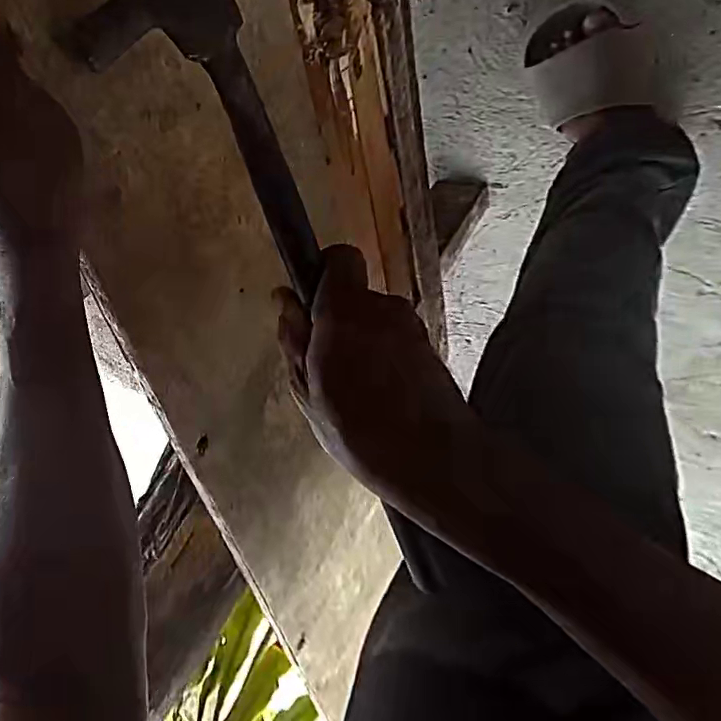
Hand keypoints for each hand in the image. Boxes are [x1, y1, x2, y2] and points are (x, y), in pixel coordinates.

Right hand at [277, 245, 478, 506]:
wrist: (437, 462)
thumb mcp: (306, 390)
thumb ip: (293, 338)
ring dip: (361, 342)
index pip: (340, 258)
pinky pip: (394, 340)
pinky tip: (380, 396)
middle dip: (337, 321)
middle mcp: (383, 307)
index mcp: (345, 311)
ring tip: (354, 390)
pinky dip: (383, 357)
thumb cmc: (359, 430)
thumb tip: (283, 298)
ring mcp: (412, 326)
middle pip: (354, 296)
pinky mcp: (430, 347)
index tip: (310, 309)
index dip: (322, 275)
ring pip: (374, 320)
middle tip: (324, 367)